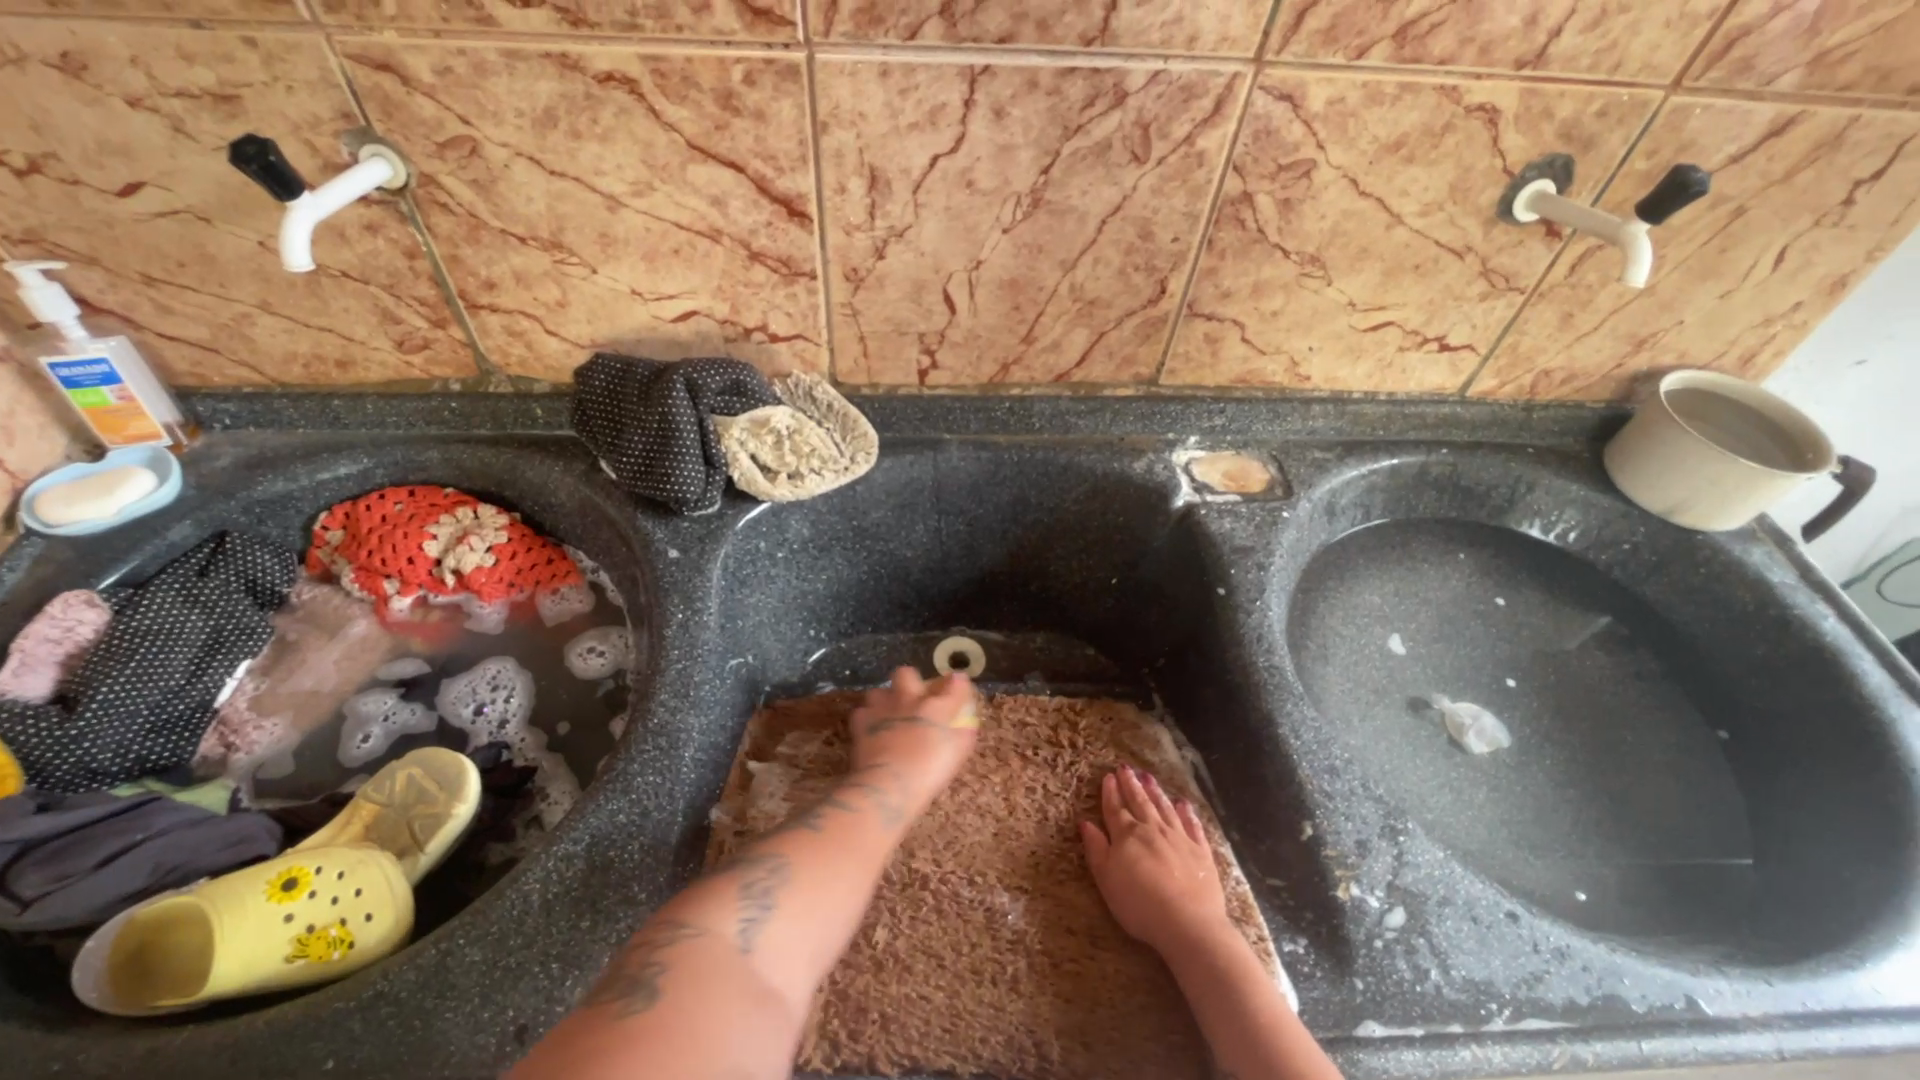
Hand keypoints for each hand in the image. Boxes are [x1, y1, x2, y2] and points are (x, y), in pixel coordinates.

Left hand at [848, 666, 979, 811]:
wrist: (889, 784)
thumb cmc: (930, 771)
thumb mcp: (959, 752)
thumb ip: (964, 731)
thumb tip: (966, 720)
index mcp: (937, 706)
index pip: (954, 682)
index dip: (957, 683)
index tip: (958, 686)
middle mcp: (908, 699)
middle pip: (907, 673)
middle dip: (911, 681)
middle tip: (915, 700)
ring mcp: (881, 709)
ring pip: (879, 691)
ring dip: (885, 700)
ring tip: (890, 716)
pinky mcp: (860, 724)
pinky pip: (862, 712)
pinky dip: (868, 719)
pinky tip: (873, 731)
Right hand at [1081, 766, 1232, 956]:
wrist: (1187, 923)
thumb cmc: (1139, 905)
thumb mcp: (1107, 880)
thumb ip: (1096, 849)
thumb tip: (1086, 823)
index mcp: (1127, 836)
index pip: (1115, 809)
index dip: (1110, 793)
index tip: (1108, 776)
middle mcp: (1153, 830)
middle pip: (1140, 802)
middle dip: (1131, 785)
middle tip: (1126, 768)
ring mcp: (1179, 838)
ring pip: (1165, 808)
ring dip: (1155, 792)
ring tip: (1148, 777)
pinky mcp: (1201, 851)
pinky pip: (1192, 825)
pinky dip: (1187, 813)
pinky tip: (1183, 804)